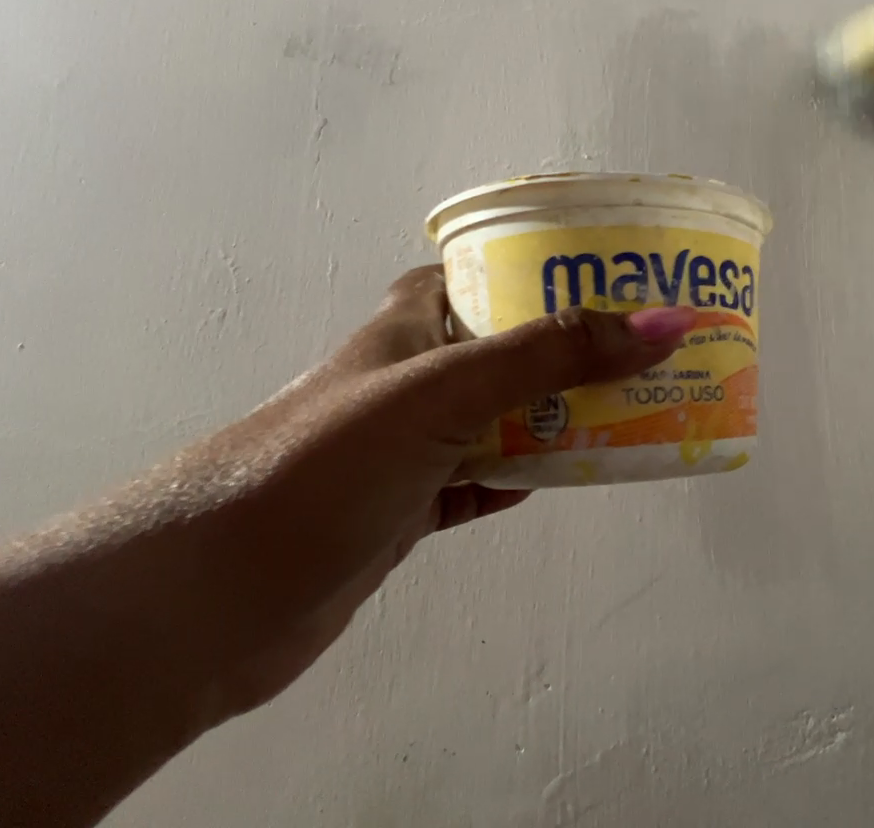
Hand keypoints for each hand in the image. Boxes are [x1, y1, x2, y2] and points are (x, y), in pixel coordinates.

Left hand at [150, 266, 694, 716]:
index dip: (534, 270)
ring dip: (554, 417)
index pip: (474, 277)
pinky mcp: (404, 512)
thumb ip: (551, 354)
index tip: (603, 277)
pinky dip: (519, 479)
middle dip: (566, 350)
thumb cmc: (322, 465)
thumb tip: (666, 323)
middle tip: (639, 351)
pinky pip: (481, 483)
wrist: (208, 603)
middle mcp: (406, 381)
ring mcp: (404, 450)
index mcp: (406, 330)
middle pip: (502, 351)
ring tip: (627, 412)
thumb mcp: (444, 389)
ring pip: (498, 421)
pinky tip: (558, 480)